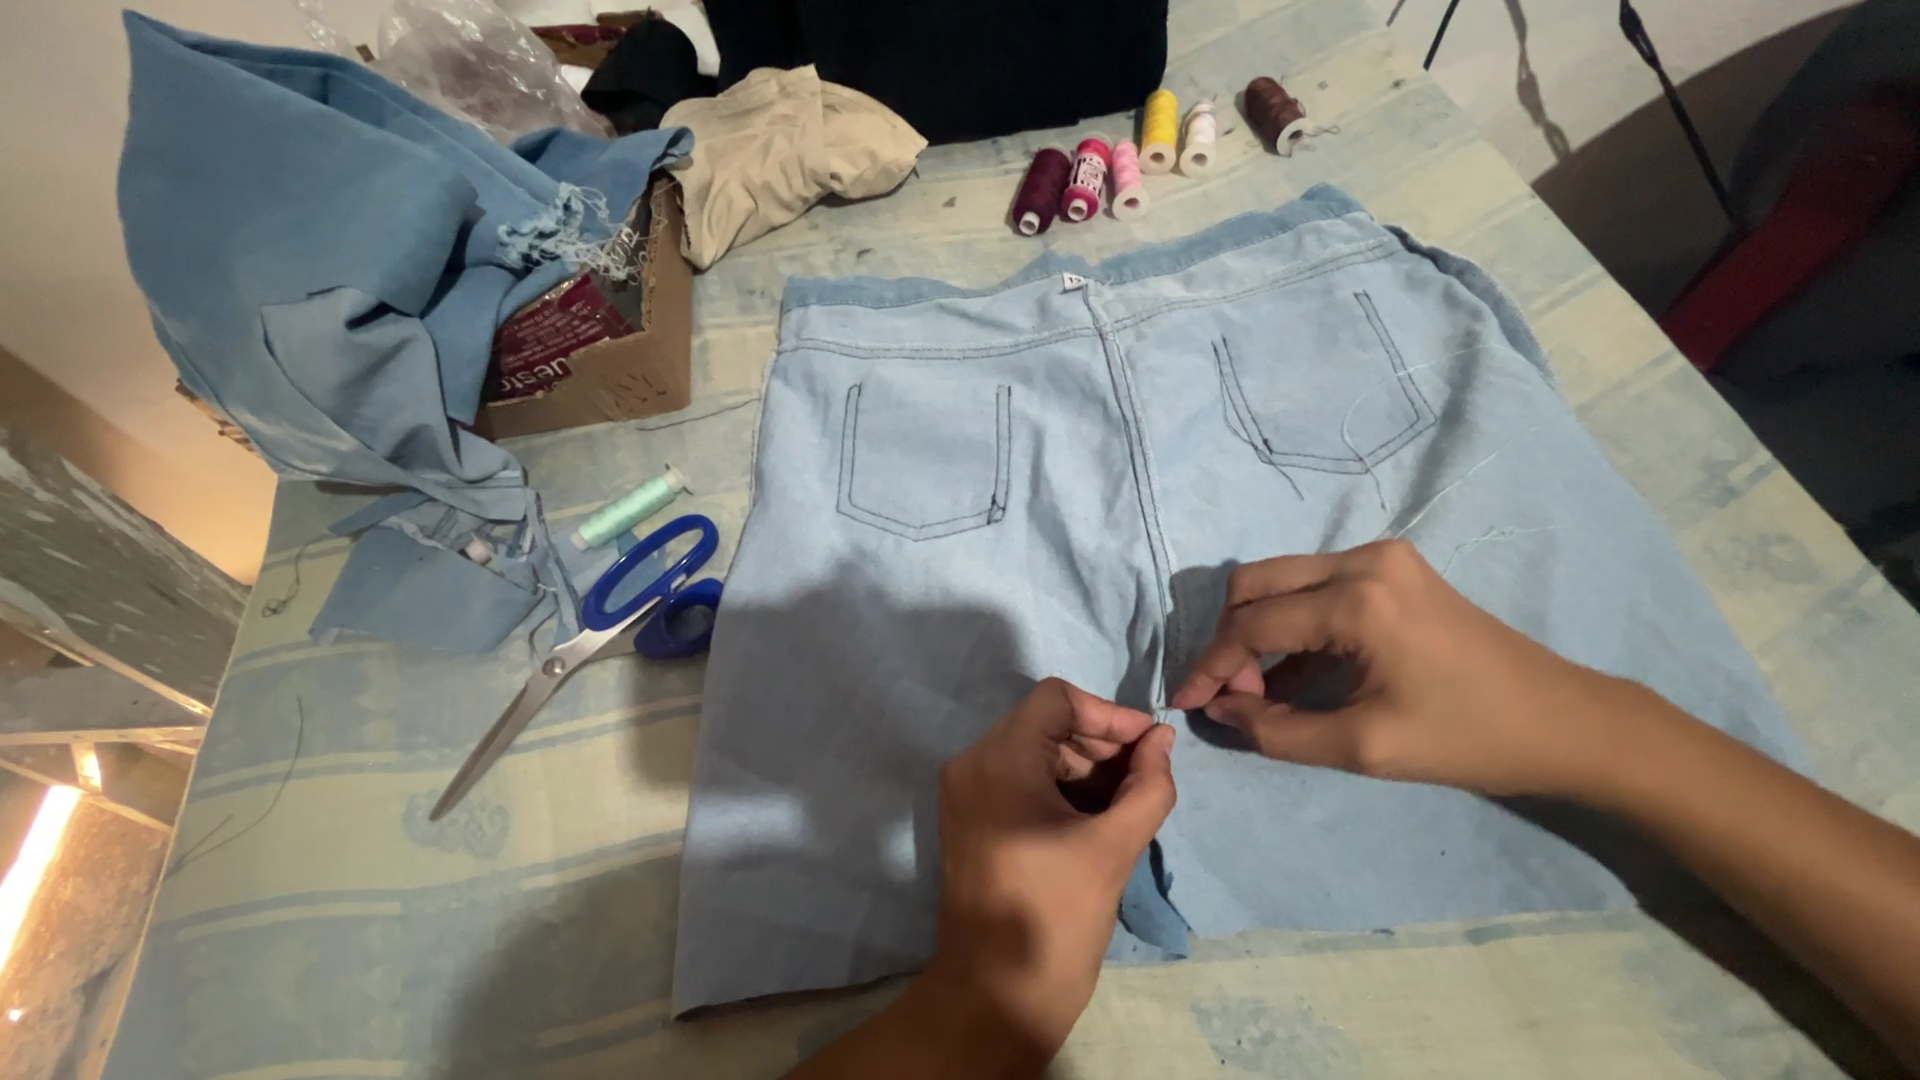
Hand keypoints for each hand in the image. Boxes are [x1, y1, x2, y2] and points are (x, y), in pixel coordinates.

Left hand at [925, 678, 1176, 1060]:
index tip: (1148, 747)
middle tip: (1145, 777)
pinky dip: (1058, 785)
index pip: (1057, 699)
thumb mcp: (1114, 846)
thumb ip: (1148, 785)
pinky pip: (1018, 777)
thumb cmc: (1056, 917)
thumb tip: (1162, 740)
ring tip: (1126, 801)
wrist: (995, 994)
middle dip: (1100, 744)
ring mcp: (965, 789)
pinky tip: (1095, 815)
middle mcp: (972, 761)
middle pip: (1045, 722)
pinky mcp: (968, 814)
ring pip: (1033, 748)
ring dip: (1083, 766)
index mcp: (999, 759)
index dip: (1109, 715)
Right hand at [1169, 538, 1644, 796]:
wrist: (1564, 722)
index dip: (1212, 666)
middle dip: (1228, 639)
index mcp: (1358, 600)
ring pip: (1279, 581)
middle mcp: (1362, 560)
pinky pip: (1313, 588)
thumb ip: (1276, 729)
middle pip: (1255, 584)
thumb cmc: (1467, 738)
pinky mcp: (1391, 570)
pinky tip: (1285, 672)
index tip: (1184, 701)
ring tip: (1252, 687)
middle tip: (1227, 692)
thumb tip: (1220, 709)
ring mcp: (1380, 559)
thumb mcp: (1362, 747)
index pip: (1253, 625)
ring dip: (1254, 630)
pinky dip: (1289, 625)